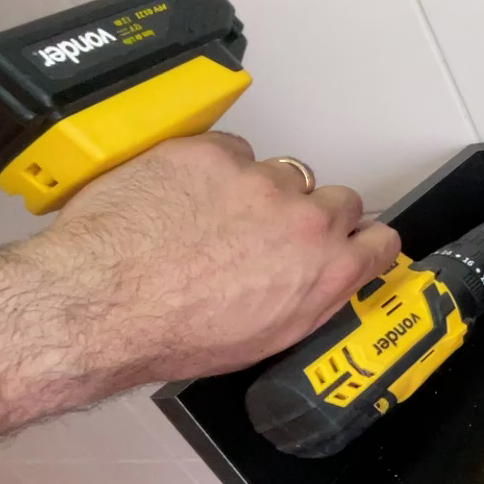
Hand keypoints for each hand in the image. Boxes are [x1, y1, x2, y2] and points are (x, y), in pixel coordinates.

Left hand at [20, 132, 400, 383]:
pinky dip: (215, 167)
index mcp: (331, 267)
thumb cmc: (177, 330)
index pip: (382, 238)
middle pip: (340, 198)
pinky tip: (188, 193)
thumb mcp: (274, 334)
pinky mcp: (214, 155)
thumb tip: (323, 279)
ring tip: (217, 213)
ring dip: (262, 190)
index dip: (364, 240)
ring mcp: (263, 183)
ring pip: (283, 173)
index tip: (350, 240)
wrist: (101, 304)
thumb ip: (316, 294)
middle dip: (314, 212)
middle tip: (275, 229)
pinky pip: (232, 149)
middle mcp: (310, 220)